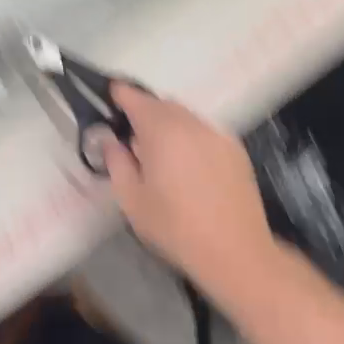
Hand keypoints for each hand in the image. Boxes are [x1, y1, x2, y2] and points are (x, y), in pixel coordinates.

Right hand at [100, 84, 276, 288]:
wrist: (234, 250)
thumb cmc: (173, 225)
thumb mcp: (130, 197)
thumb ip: (117, 161)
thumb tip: (110, 139)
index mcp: (163, 133)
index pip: (138, 100)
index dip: (120, 94)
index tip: (108, 93)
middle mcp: (194, 126)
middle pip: (164, 104)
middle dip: (143, 109)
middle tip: (125, 130)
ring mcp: (219, 137)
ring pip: (186, 117)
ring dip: (166, 123)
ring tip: (153, 149)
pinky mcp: (235, 152)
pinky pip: (203, 132)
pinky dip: (187, 135)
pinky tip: (181, 162)